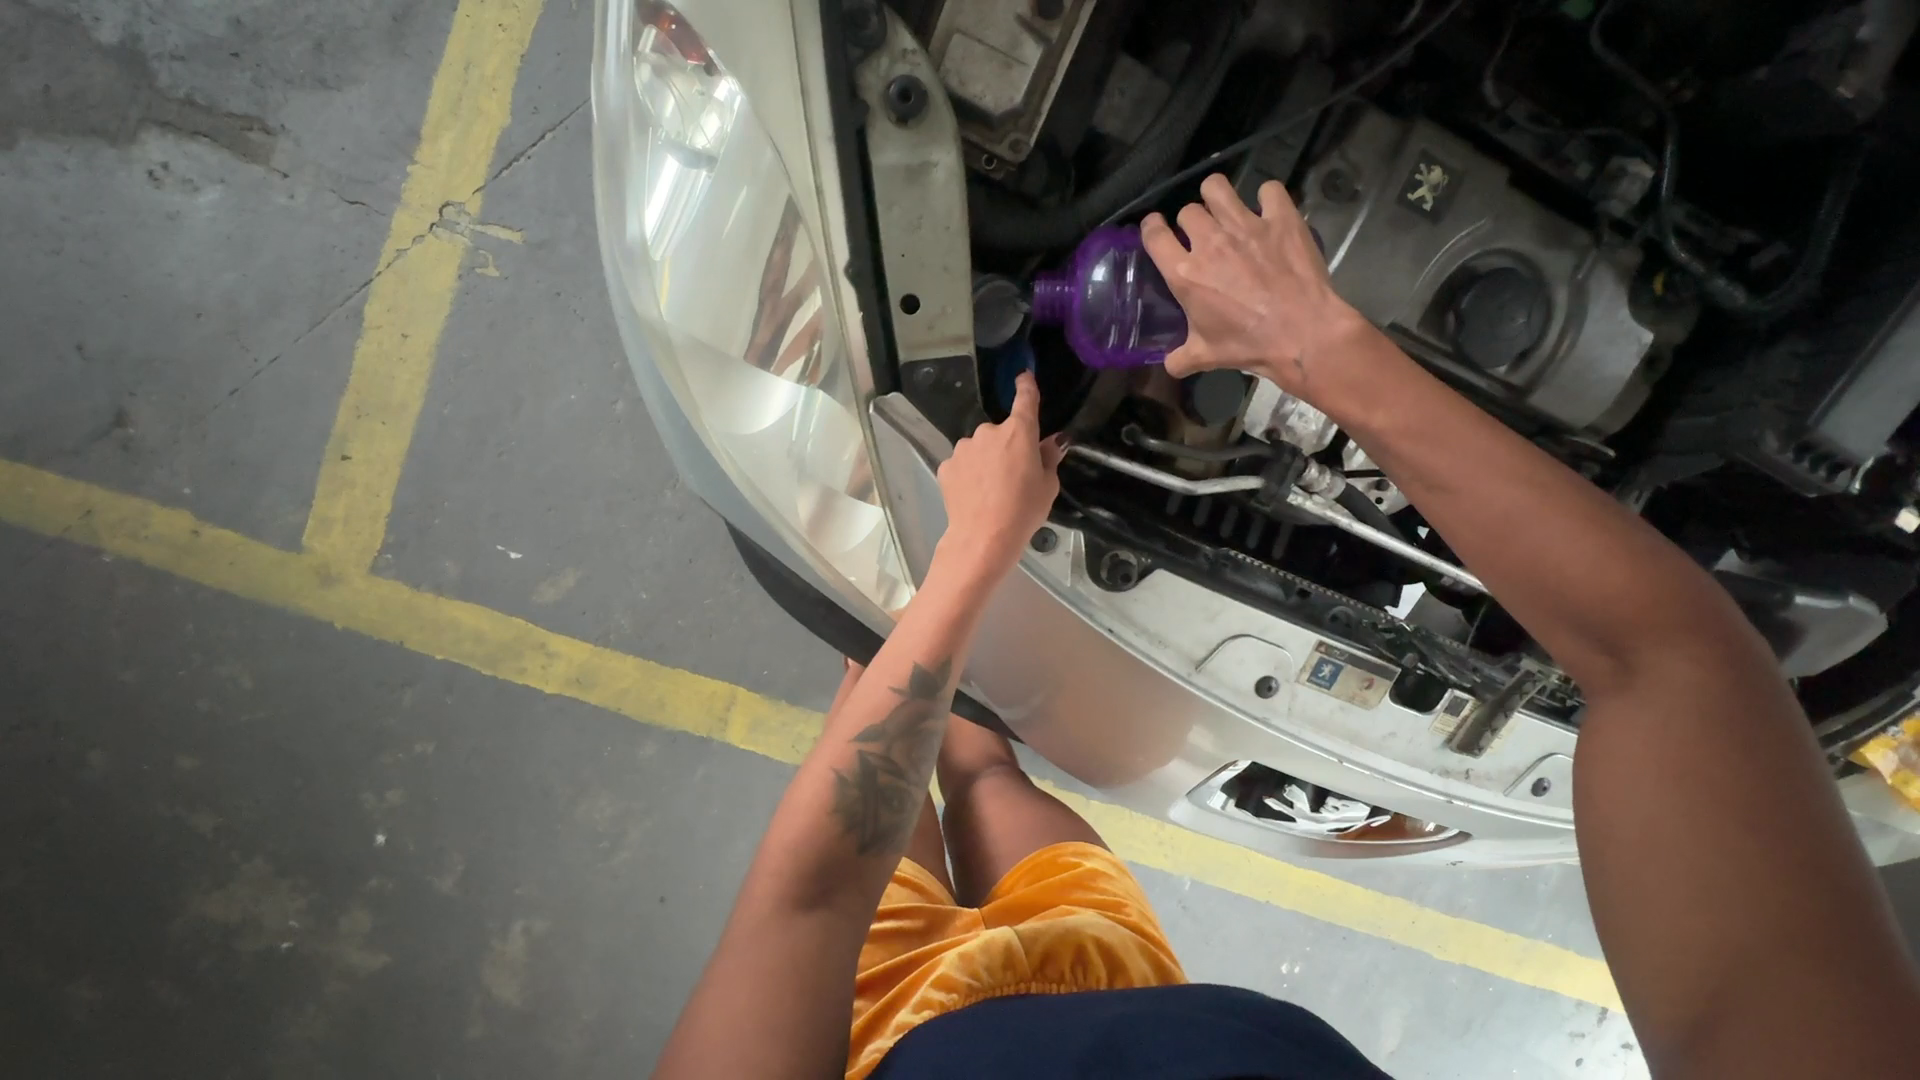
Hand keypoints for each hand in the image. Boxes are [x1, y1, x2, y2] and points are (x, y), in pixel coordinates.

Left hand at [934, 371, 1064, 583]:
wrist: (982, 537)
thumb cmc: (1023, 511)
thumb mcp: (1047, 486)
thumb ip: (1048, 457)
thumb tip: (1052, 441)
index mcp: (1019, 432)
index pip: (1025, 400)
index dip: (1026, 387)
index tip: (1023, 377)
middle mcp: (988, 432)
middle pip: (1001, 433)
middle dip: (1006, 448)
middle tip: (1013, 477)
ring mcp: (964, 448)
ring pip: (979, 448)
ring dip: (985, 461)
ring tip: (992, 491)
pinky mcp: (946, 466)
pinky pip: (962, 464)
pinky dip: (968, 474)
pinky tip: (974, 496)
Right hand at [1141, 174, 1370, 392]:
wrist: (1302, 332)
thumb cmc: (1248, 345)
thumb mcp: (1205, 357)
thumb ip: (1179, 358)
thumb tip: (1169, 365)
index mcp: (1185, 274)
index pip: (1154, 235)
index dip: (1151, 228)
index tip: (1156, 229)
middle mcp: (1210, 242)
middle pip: (1188, 210)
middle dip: (1190, 220)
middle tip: (1201, 234)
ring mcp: (1246, 225)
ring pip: (1217, 188)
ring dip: (1216, 196)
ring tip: (1224, 209)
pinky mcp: (1280, 218)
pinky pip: (1268, 190)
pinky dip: (1267, 197)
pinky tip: (1268, 211)